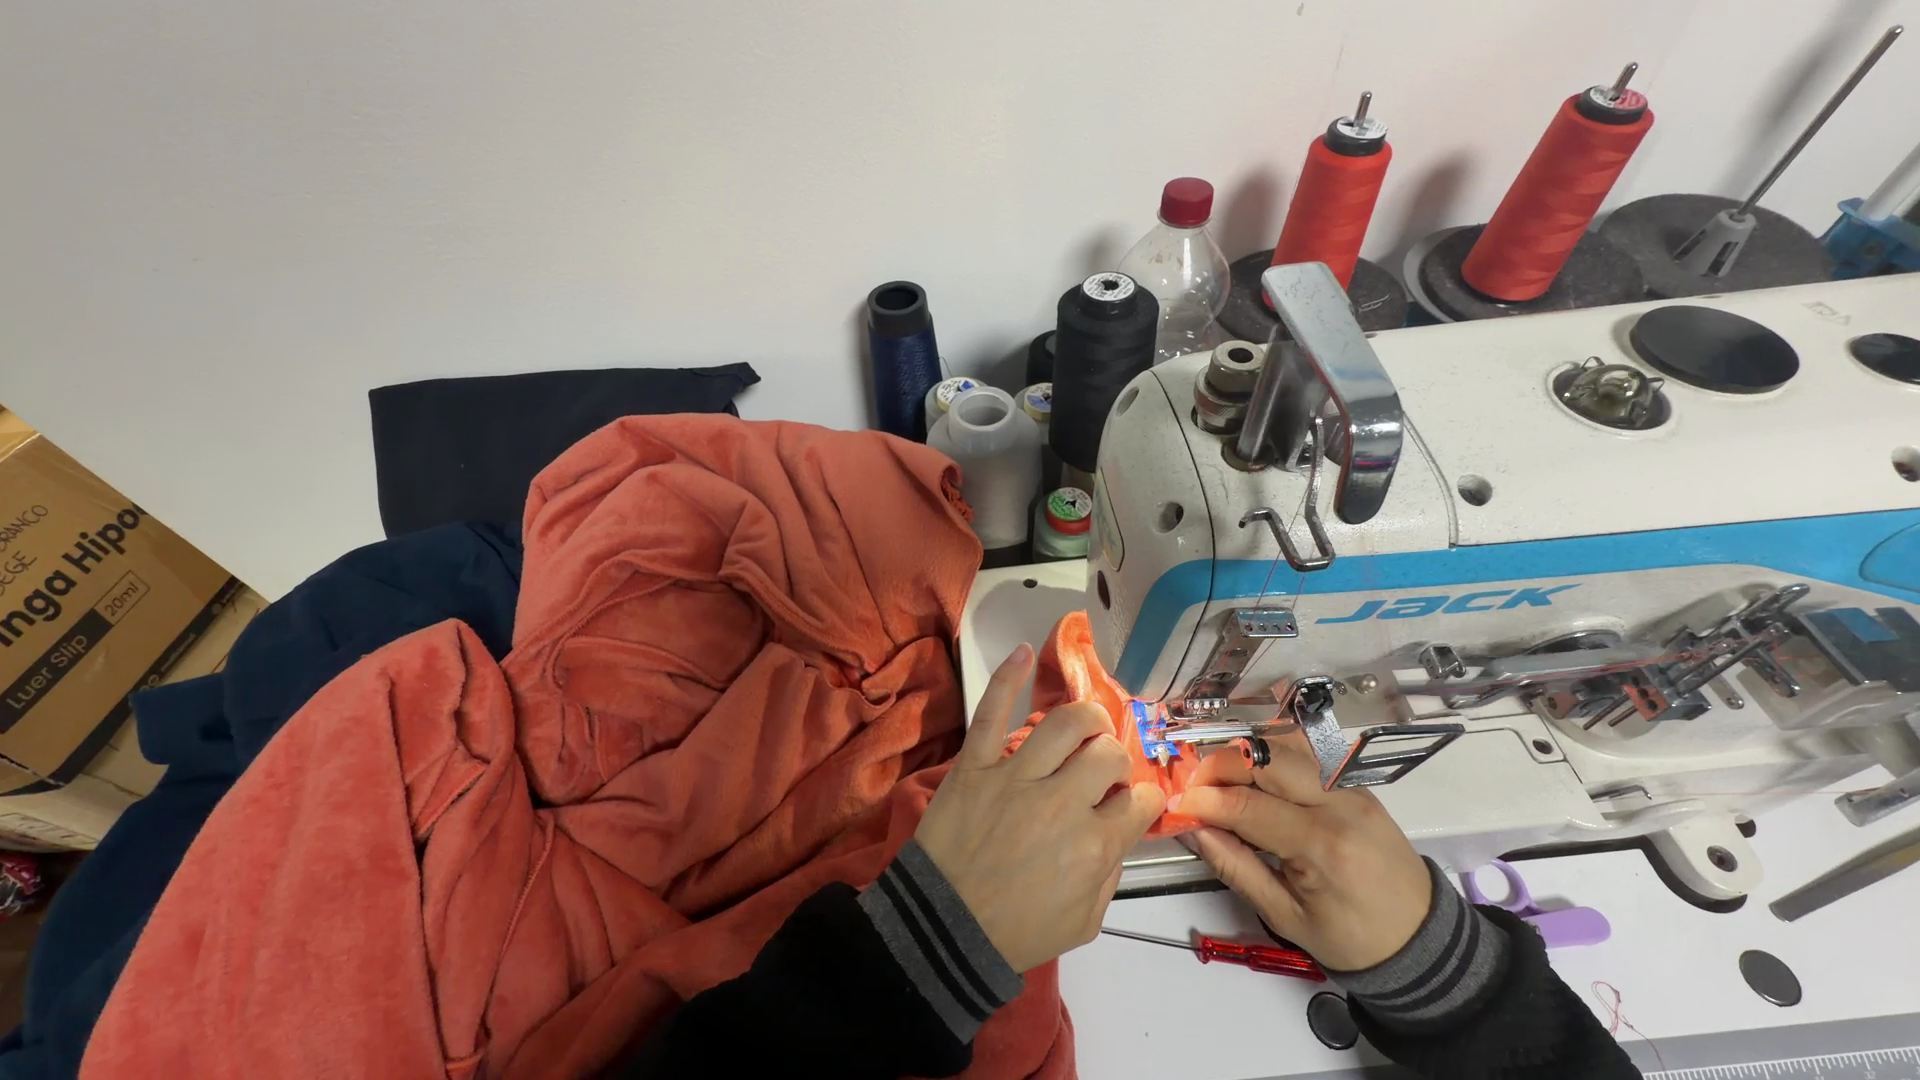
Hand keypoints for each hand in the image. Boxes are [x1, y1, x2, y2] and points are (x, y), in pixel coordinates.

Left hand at [913, 644, 1165, 971]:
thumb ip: (1112, 873)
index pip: (1140, 801)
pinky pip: (992, 711)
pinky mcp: (974, 764)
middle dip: (1115, 761)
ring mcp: (1015, 777)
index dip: (1142, 800)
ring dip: (1086, 718)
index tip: (1131, 803)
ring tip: (1088, 725)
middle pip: (1108, 755)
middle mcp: (1061, 802)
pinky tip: (1023, 651)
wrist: (943, 929)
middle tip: (1102, 772)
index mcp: (1093, 847)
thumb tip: (1122, 828)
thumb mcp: (1085, 921)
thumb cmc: (1016, 931)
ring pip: (1065, 723)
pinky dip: (1007, 677)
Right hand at [1168, 732, 1430, 971]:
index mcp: (1322, 846)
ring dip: (1244, 756)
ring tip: (1221, 781)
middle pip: (1265, 757)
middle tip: (1195, 787)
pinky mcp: (1355, 783)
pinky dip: (1270, 757)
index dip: (1204, 801)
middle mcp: (1339, 804)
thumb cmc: (1352, 939)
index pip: (1247, 804)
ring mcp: (1351, 787)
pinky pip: (1305, 754)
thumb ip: (1235, 867)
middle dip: (1220, 765)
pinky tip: (1253, 779)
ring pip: (1285, 745)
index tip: (1178, 806)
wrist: (1423, 941)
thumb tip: (1195, 829)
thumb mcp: (1285, 917)